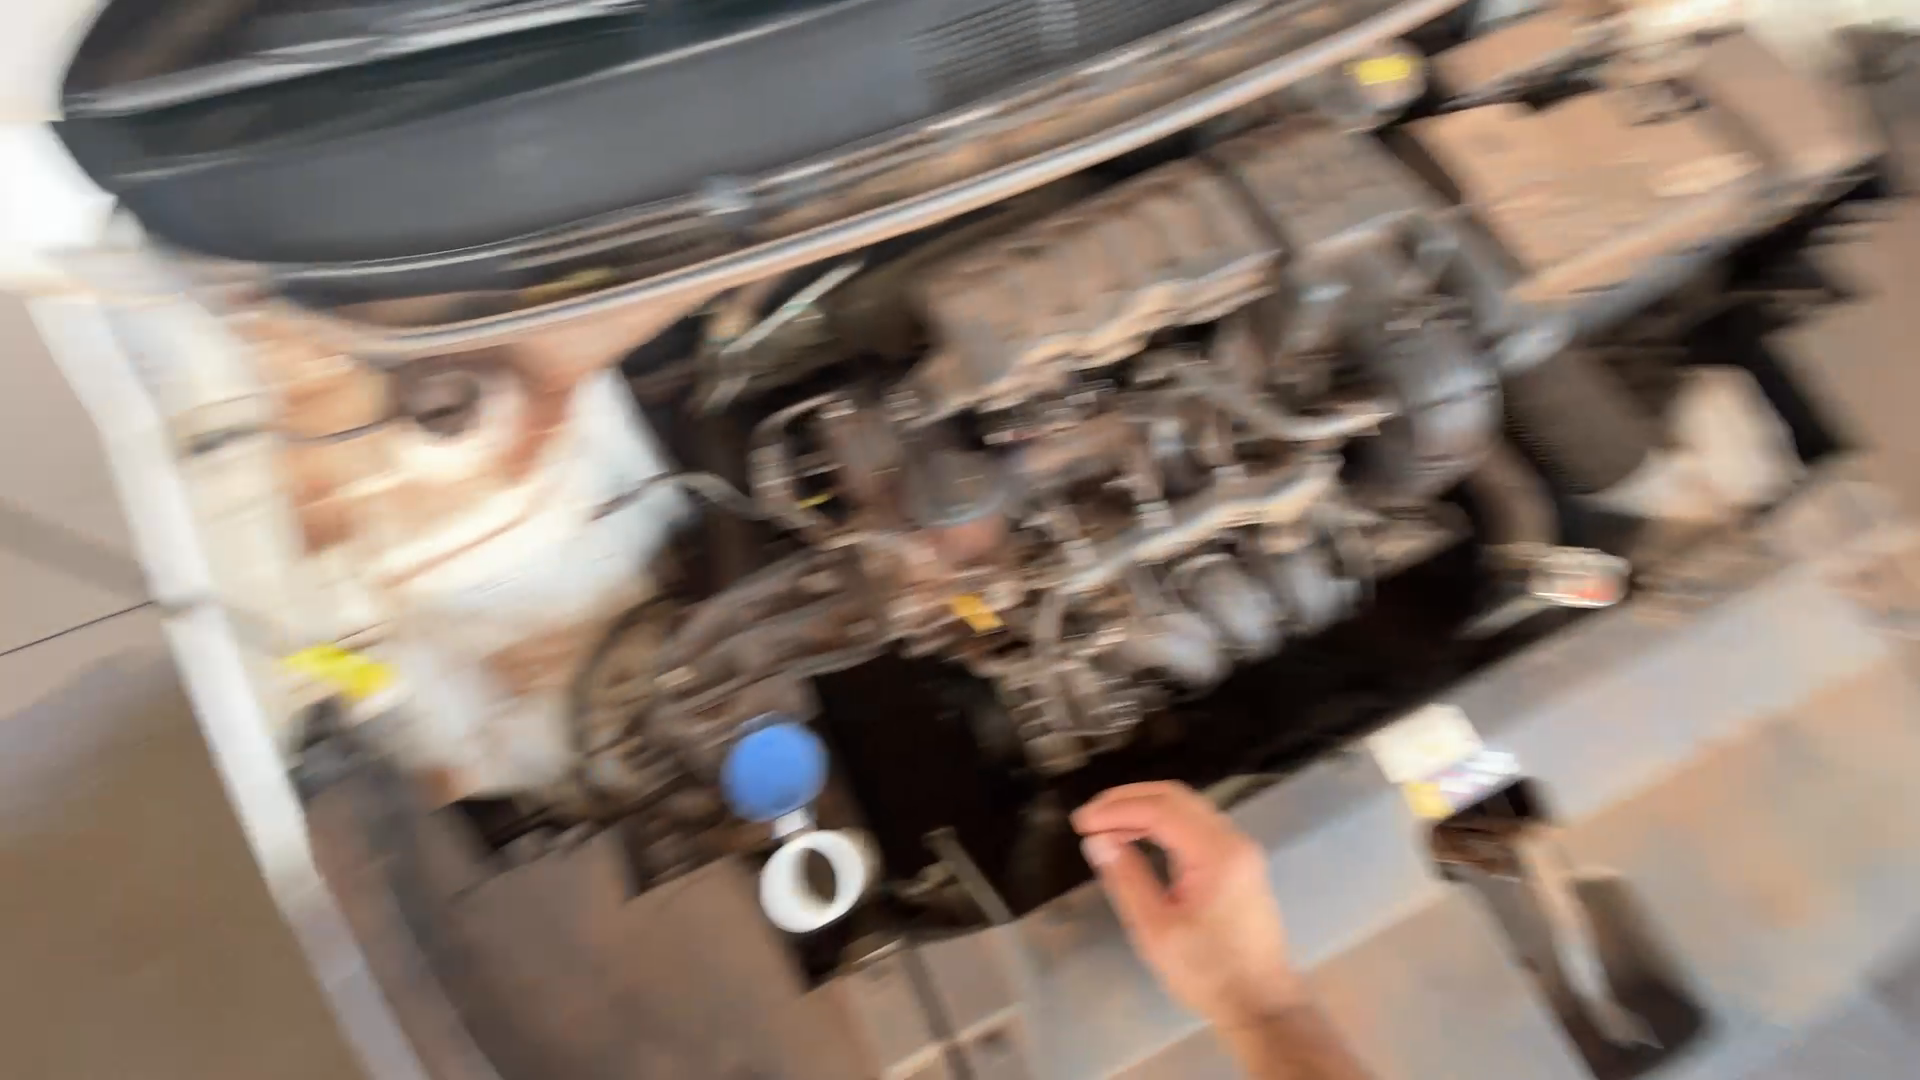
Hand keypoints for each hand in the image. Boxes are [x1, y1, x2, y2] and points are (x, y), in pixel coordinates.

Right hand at [1074, 782, 1301, 1028]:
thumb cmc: (1209, 974)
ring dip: (1143, 809)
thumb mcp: (1156, 932)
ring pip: (1184, 807)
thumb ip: (1126, 879)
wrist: (1264, 1009)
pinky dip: (1161, 823)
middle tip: (1091, 816)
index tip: (1082, 822)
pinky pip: (1194, 824)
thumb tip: (1097, 841)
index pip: (1159, 809)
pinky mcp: (1237, 861)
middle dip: (1127, 800)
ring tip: (1107, 828)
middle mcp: (1232, 839)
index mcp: (1216, 853)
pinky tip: (1137, 838)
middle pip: (1174, 796)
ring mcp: (1238, 848)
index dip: (1115, 809)